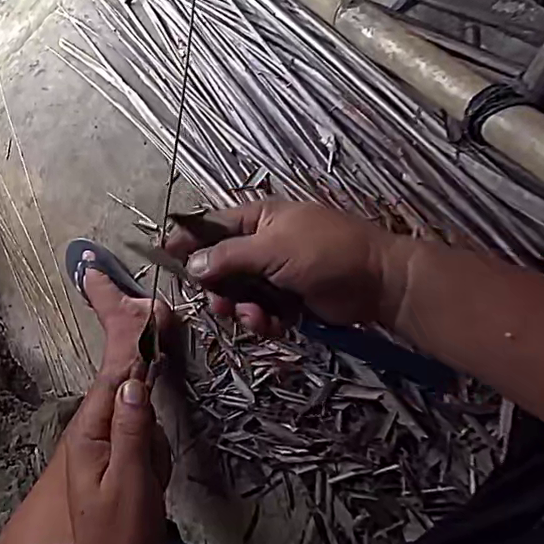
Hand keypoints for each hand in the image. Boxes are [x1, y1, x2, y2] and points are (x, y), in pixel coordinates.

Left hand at [65, 377, 168, 543]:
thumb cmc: (121, 540)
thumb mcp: (131, 479)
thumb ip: (132, 428)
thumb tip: (134, 382)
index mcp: (86, 437)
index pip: (110, 383)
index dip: (135, 362)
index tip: (158, 335)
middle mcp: (92, 440)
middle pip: (131, 404)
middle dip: (149, 427)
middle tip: (149, 464)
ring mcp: (106, 455)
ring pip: (143, 427)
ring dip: (154, 451)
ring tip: (149, 484)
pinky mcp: (120, 468)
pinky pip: (146, 449)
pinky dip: (155, 465)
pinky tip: (151, 489)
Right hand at [165, 200, 405, 334]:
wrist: (379, 282)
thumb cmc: (326, 252)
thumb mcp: (273, 248)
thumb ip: (230, 257)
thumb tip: (194, 264)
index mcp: (256, 219)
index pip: (210, 226)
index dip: (187, 241)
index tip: (165, 256)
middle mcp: (261, 243)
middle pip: (221, 267)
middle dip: (219, 288)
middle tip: (222, 304)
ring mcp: (274, 272)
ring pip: (239, 293)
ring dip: (243, 309)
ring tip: (257, 318)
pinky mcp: (287, 298)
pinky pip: (260, 310)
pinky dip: (264, 320)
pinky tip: (275, 324)